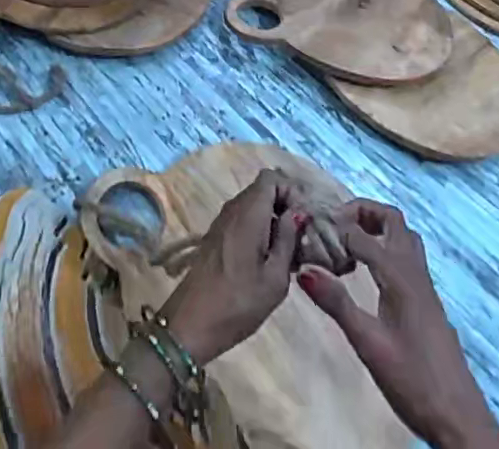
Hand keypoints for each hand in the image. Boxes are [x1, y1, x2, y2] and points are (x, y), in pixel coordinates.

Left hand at [160, 169, 304, 363]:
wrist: (192, 322)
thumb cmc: (238, 302)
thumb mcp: (275, 277)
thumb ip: (287, 240)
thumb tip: (298, 214)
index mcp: (247, 213)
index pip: (270, 177)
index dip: (292, 191)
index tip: (307, 220)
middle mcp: (232, 209)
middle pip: (263, 190)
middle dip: (287, 206)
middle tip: (306, 237)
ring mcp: (222, 222)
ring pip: (254, 206)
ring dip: (275, 220)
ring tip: (295, 252)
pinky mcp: (218, 237)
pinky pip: (244, 220)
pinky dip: (262, 230)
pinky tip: (274, 260)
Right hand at [297, 201, 498, 448]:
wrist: (461, 423)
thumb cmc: (413, 382)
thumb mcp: (368, 344)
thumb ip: (336, 303)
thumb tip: (303, 268)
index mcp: (400, 278)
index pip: (362, 234)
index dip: (333, 227)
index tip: (308, 233)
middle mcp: (415, 275)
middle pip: (393, 221)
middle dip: (361, 212)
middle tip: (332, 225)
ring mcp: (425, 289)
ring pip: (403, 237)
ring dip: (375, 227)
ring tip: (346, 243)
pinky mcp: (426, 303)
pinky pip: (406, 257)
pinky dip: (383, 248)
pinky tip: (366, 273)